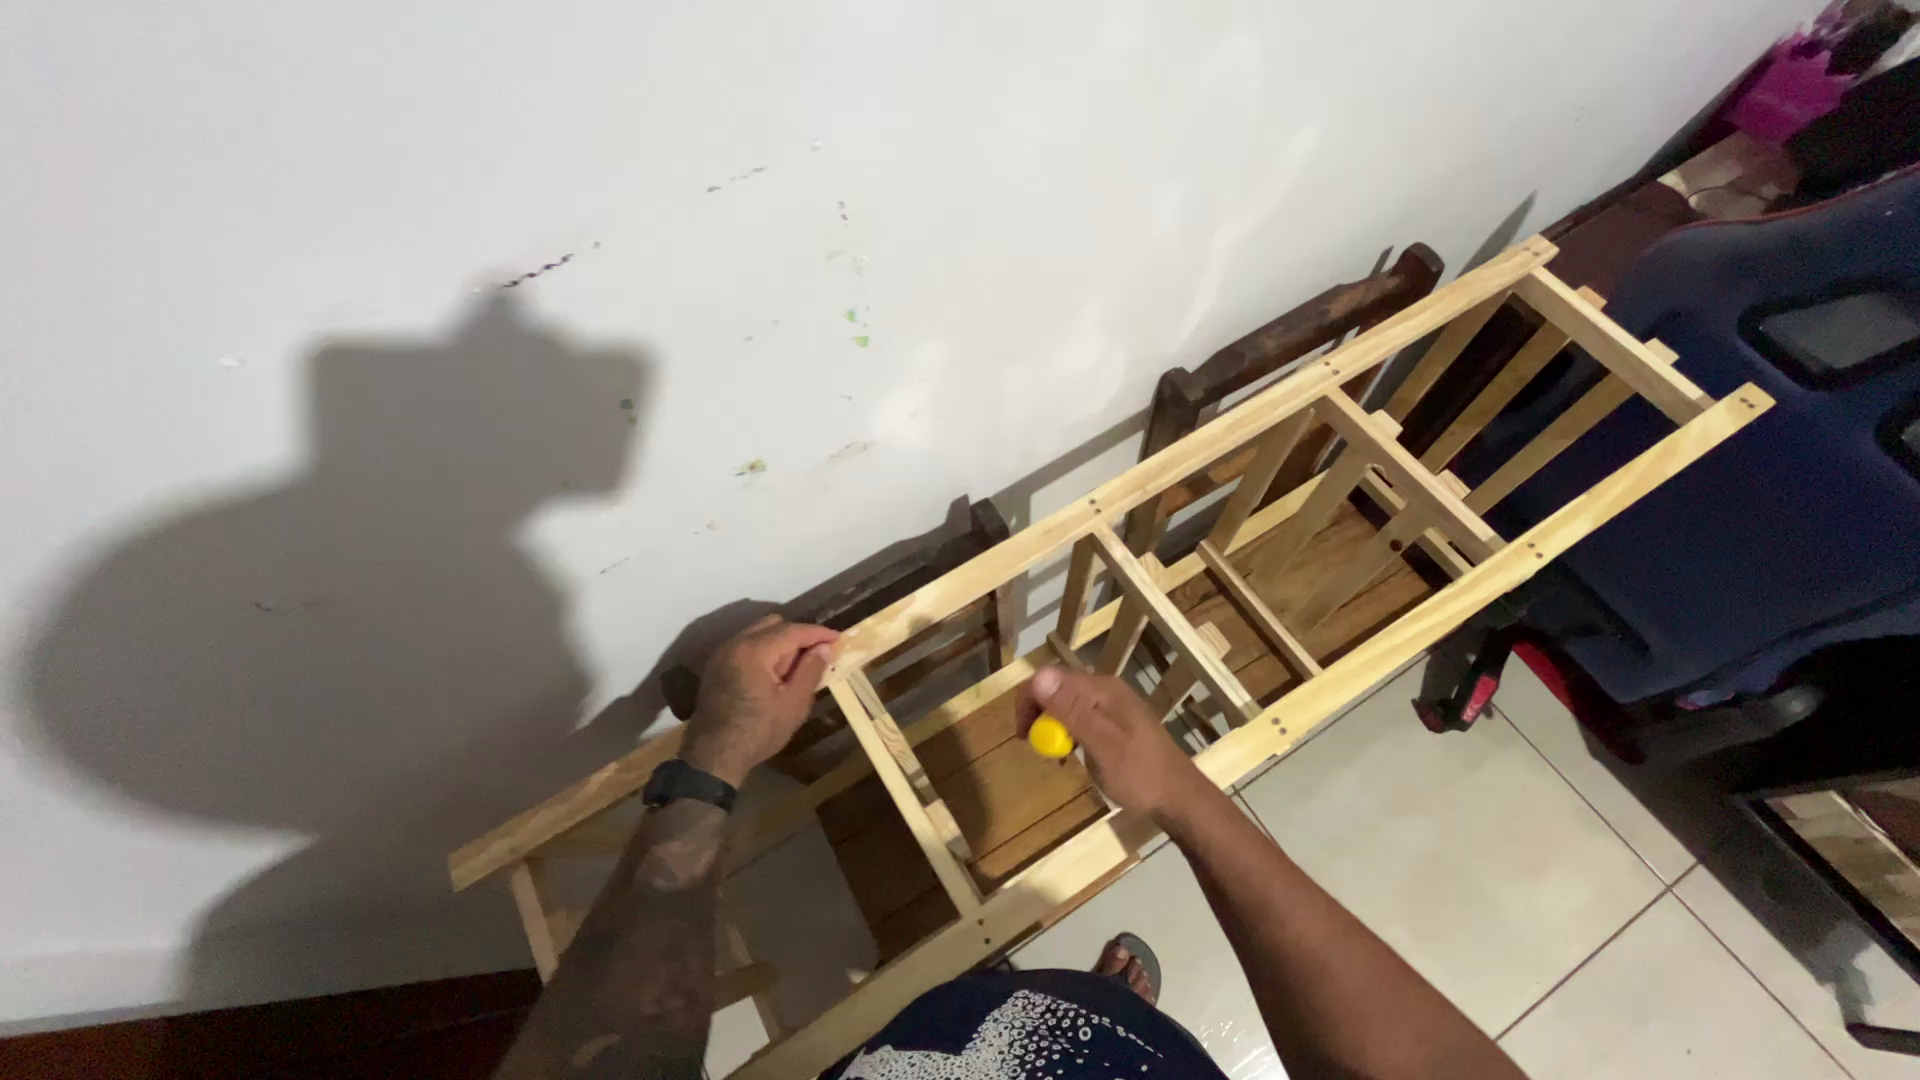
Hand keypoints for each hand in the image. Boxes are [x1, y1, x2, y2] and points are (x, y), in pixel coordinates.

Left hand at [680, 615, 837, 786]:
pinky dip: (764, 650)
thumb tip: (824, 647)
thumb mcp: (793, 704)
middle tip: (817, 653)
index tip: (839, 638)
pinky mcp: (717, 666)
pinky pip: (746, 646)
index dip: (818, 633)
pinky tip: (775, 672)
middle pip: (773, 624)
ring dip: (780, 642)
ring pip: (758, 633)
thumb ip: (810, 670)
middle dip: (798, 635)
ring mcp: (723, 654)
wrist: (712, 757)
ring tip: (797, 665)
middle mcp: (735, 644)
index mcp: (754, 651)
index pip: (792, 631)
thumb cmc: (758, 732)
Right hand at [1016, 667, 1203, 818]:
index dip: (1029, 700)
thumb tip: (1038, 677)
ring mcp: (1110, 705)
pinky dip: (1067, 733)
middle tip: (1035, 746)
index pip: (1050, 678)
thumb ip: (1071, 711)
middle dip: (1038, 714)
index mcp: (1102, 689)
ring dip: (1051, 726)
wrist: (1178, 798)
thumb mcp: (1102, 745)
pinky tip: (1071, 755)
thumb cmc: (1140, 774)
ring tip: (1056, 755)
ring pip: (1065, 703)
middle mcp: (1104, 690)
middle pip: (1056, 688)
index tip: (1023, 734)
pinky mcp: (1112, 721)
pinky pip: (1078, 717)